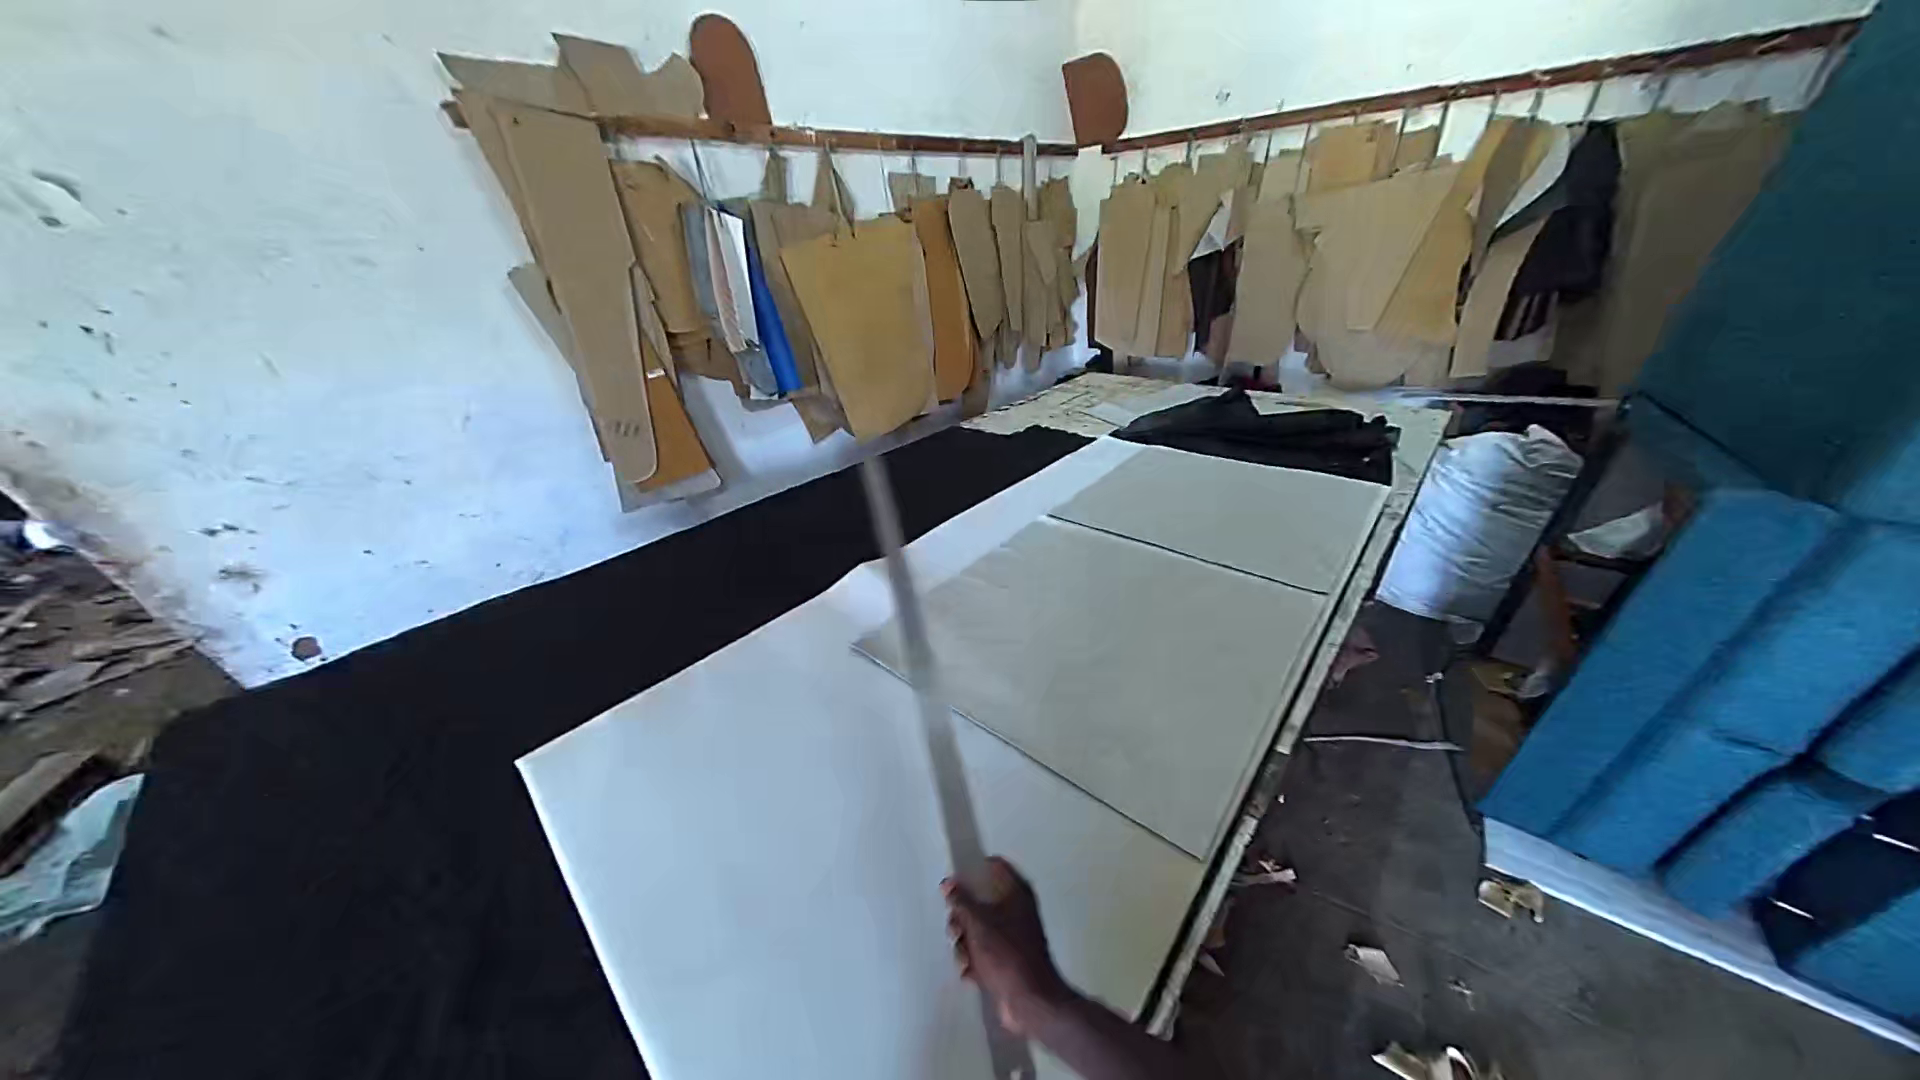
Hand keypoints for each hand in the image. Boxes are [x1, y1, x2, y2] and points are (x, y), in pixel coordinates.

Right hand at [942, 857, 1073, 1036]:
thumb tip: (948, 883)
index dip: (972, 869)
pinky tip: (971, 973)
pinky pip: (982, 950)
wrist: (1030, 1002)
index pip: (993, 865)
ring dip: (965, 943)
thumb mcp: (978, 923)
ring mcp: (1011, 935)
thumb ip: (961, 901)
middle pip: (980, 899)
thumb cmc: (1006, 953)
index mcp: (1016, 892)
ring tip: (966, 958)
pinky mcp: (1006, 959)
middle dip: (962, 917)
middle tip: (956, 928)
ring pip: (977, 927)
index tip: (954, 882)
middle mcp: (1016, 908)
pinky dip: (974, 960)